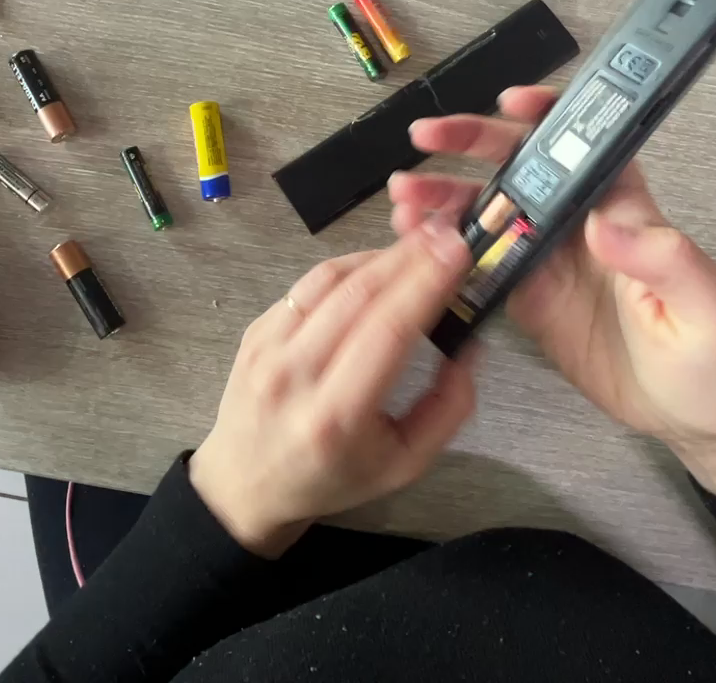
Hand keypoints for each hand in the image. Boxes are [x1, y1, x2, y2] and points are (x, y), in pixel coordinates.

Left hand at [189, 224, 479, 555]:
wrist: (245, 481)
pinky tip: (375, 266)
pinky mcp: (255, 328)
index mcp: (335, 416)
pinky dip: (347, 268)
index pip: (386, 331)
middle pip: (358, 296)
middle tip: (447, 234)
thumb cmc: (332, 477)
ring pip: (329, 280)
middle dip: (408, 258)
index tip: (457, 250)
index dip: (424, 284)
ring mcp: (267, 346)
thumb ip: (447, 408)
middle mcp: (294, 373)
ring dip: (378, 256)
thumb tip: (470, 344)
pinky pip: (307, 285)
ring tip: (418, 245)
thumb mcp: (404, 465)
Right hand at [389, 85, 715, 504]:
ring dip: (444, 197)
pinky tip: (414, 242)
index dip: (546, 115)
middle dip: (469, 143)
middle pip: (518, 167)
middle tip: (424, 137)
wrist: (688, 421)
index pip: (583, 146)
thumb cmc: (714, 361)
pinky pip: (478, 262)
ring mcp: (546, 257)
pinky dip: (444, 248)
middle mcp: (577, 222)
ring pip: (487, 211)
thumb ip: (668, 262)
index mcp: (623, 208)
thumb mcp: (710, 311)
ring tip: (403, 196)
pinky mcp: (523, 293)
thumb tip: (606, 224)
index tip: (508, 101)